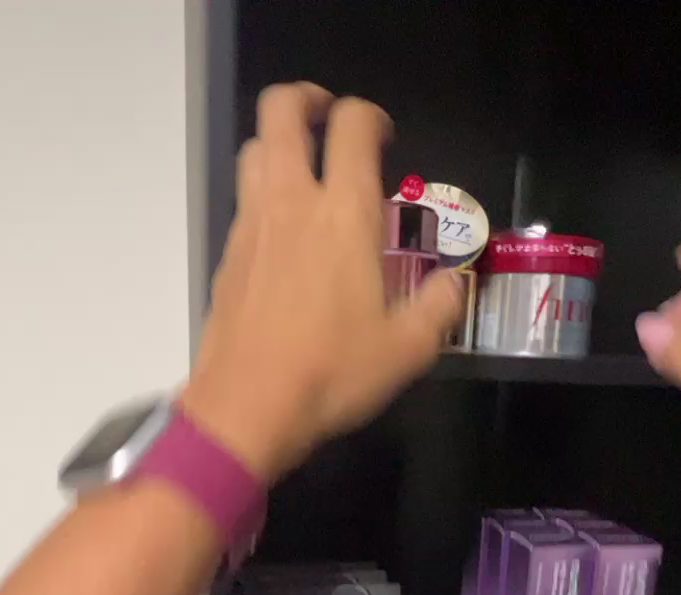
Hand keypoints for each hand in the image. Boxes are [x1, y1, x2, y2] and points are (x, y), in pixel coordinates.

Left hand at [179, 83, 463, 481]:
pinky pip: (243, 204)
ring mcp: (251, 228)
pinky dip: (264, 199)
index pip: (352, 127)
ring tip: (306, 176)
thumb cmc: (332, 374)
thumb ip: (438, 308)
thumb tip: (453, 282)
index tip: (383, 137)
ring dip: (279, 146)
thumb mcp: (406, 350)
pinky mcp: (227, 258)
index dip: (370, 117)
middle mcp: (291, 204)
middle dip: (308, 100)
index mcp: (343, 215)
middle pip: (281, 111)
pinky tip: (285, 240)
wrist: (248, 408)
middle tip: (330, 122)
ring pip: (253, 152)